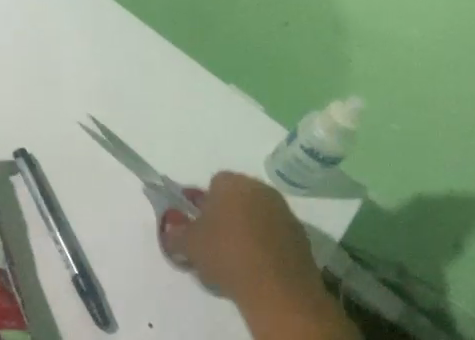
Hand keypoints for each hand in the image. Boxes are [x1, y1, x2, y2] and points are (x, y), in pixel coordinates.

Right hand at [159, 173, 356, 339]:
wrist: (279, 292)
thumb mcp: (188, 244)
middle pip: (237, 198)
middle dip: (225, 216)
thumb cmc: (227, 254)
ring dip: (246, 232)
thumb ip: (174, 232)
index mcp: (232, 182)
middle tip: (213, 242)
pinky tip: (256, 269)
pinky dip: (266, 248)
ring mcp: (286, 214)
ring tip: (235, 261)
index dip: (202, 204)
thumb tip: (171, 228)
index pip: (213, 183)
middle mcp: (261, 190)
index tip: (198, 225)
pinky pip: (275, 237)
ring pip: (257, 218)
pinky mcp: (303, 240)